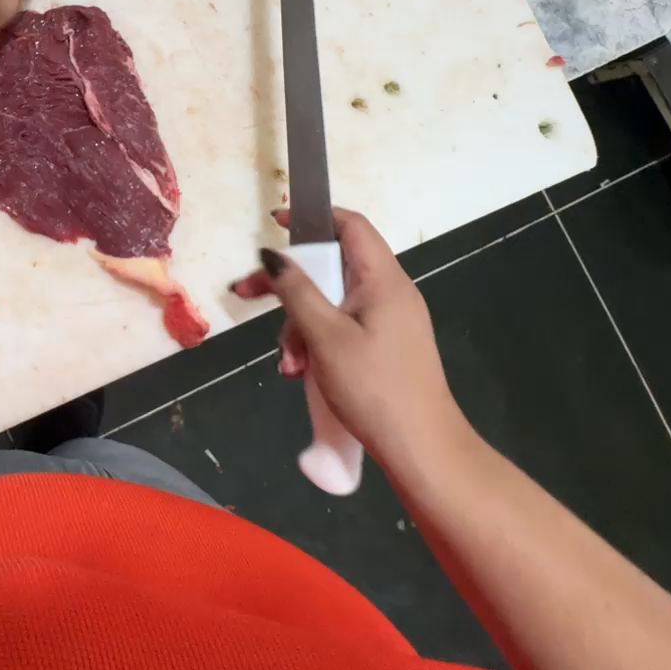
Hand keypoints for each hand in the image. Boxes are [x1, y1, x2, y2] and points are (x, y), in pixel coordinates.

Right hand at [242, 208, 475, 467]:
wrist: (422, 452)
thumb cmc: (374, 388)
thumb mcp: (325, 336)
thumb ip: (296, 291)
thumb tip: (272, 255)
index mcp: (383, 281)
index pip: (351, 226)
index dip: (314, 217)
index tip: (277, 223)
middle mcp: (389, 293)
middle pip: (330, 267)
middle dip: (289, 286)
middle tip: (248, 294)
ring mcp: (388, 321)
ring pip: (330, 302)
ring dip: (299, 325)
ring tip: (288, 363)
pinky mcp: (383, 345)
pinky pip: (340, 327)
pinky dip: (316, 342)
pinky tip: (301, 371)